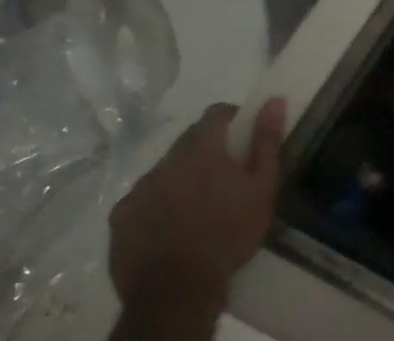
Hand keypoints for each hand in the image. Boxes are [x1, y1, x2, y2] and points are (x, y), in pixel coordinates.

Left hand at [110, 99, 287, 313]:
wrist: (175, 292)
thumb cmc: (228, 235)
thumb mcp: (262, 189)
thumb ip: (266, 142)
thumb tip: (273, 100)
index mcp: (202, 150)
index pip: (214, 113)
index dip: (230, 118)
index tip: (241, 135)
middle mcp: (166, 161)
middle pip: (188, 141)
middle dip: (206, 150)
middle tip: (223, 177)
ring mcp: (138, 189)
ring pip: (164, 170)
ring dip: (180, 177)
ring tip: (195, 207)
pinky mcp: (119, 217)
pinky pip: (142, 198)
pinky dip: (156, 203)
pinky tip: (168, 226)